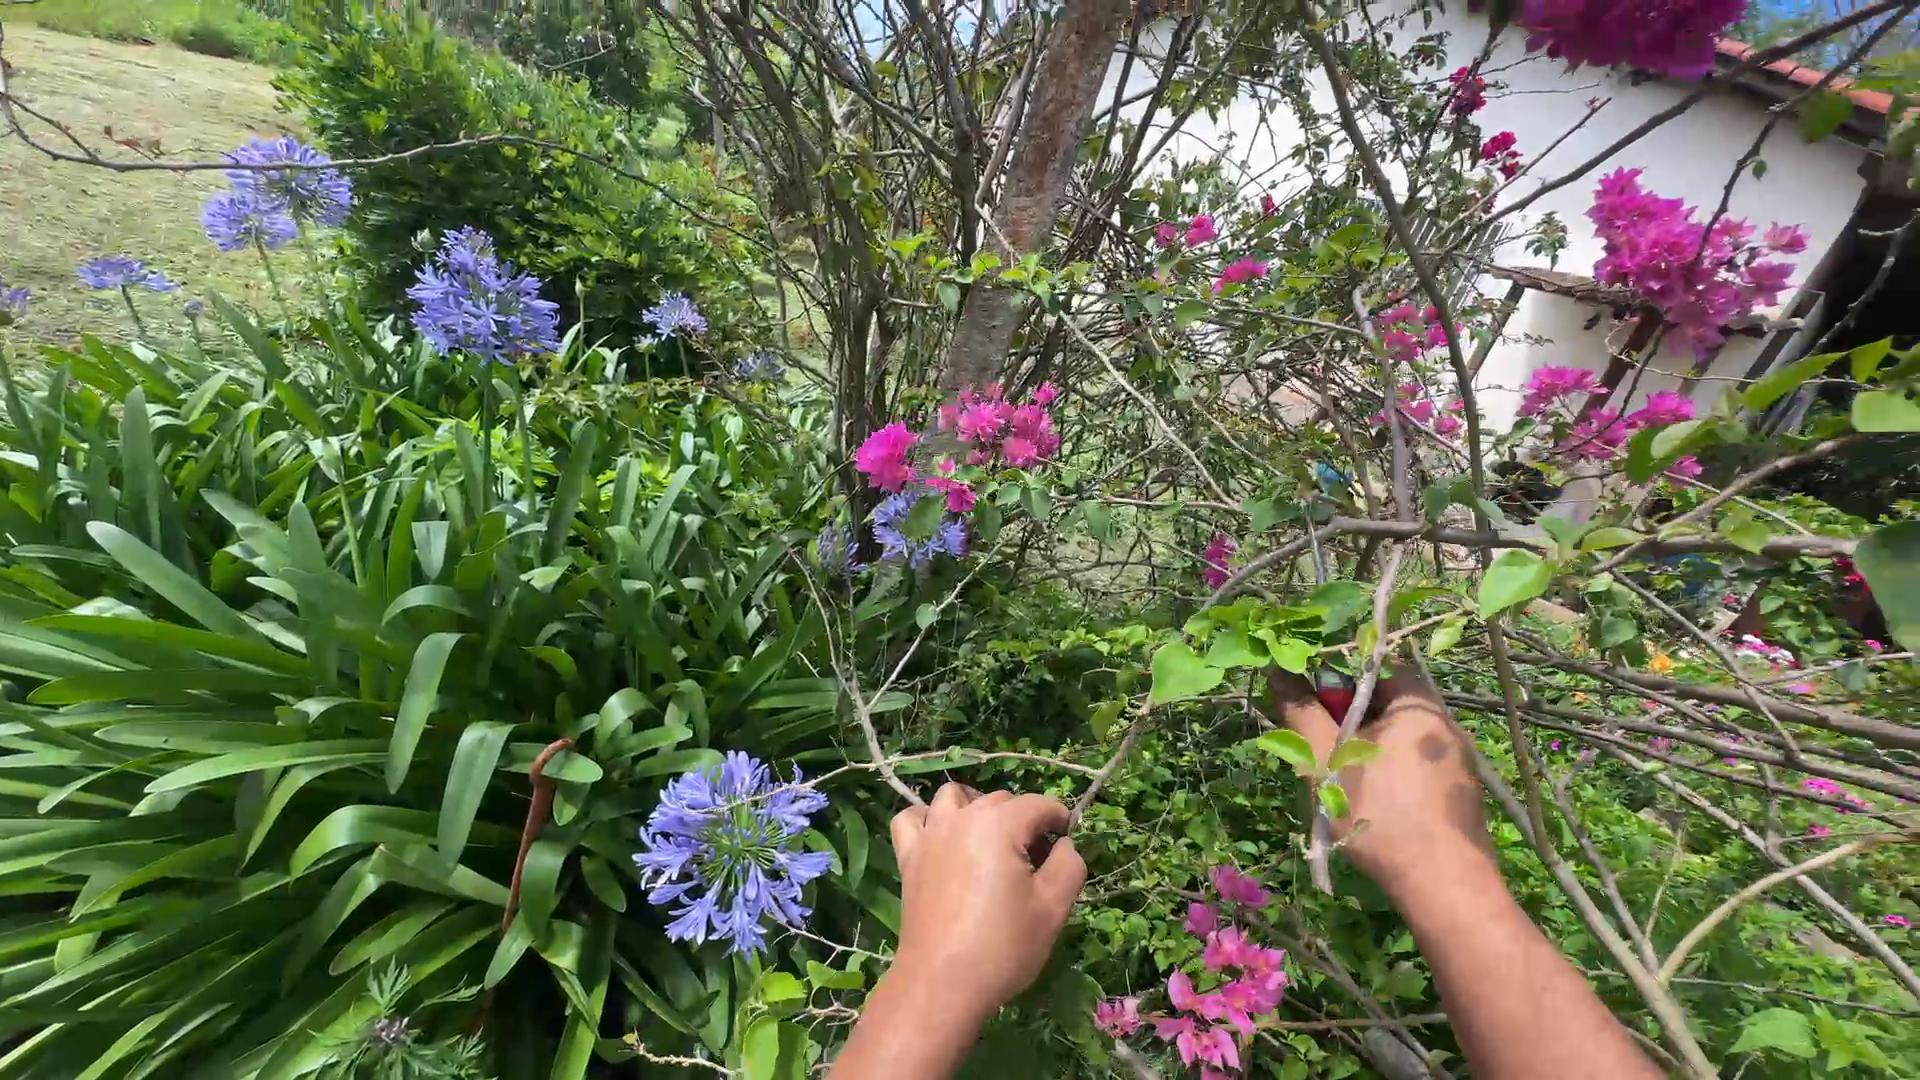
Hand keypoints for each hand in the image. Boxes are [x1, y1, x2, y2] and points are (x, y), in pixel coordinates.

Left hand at [887, 784, 1087, 1020]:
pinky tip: (942, 839)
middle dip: (1024, 822)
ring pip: (956, 796)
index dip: (1059, 821)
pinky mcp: (909, 855)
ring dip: (977, 808)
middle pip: (1002, 800)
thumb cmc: (1002, 946)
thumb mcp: (1053, 908)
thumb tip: (1063, 844)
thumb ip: (1068, 864)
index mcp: (999, 823)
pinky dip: (928, 819)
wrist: (942, 983)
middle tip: (1035, 865)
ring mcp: (930, 833)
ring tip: (991, 842)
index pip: (1039, 804)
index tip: (1064, 848)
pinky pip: (913, 818)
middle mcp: (962, 816)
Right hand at [1269, 667, 1493, 895]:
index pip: (1377, 671)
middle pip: (1385, 707)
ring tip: (1340, 782)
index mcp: (1419, 709)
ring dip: (1364, 751)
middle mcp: (1445, 729)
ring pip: (1396, 741)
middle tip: (1320, 748)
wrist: (1442, 887)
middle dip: (1347, 722)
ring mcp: (1457, 765)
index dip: (1341, 683)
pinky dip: (1387, 775)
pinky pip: (1413, 768)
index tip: (1317, 710)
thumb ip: (1301, 710)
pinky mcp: (1459, 797)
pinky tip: (1371, 805)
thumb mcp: (1325, 756)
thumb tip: (1278, 672)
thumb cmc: (1379, 809)